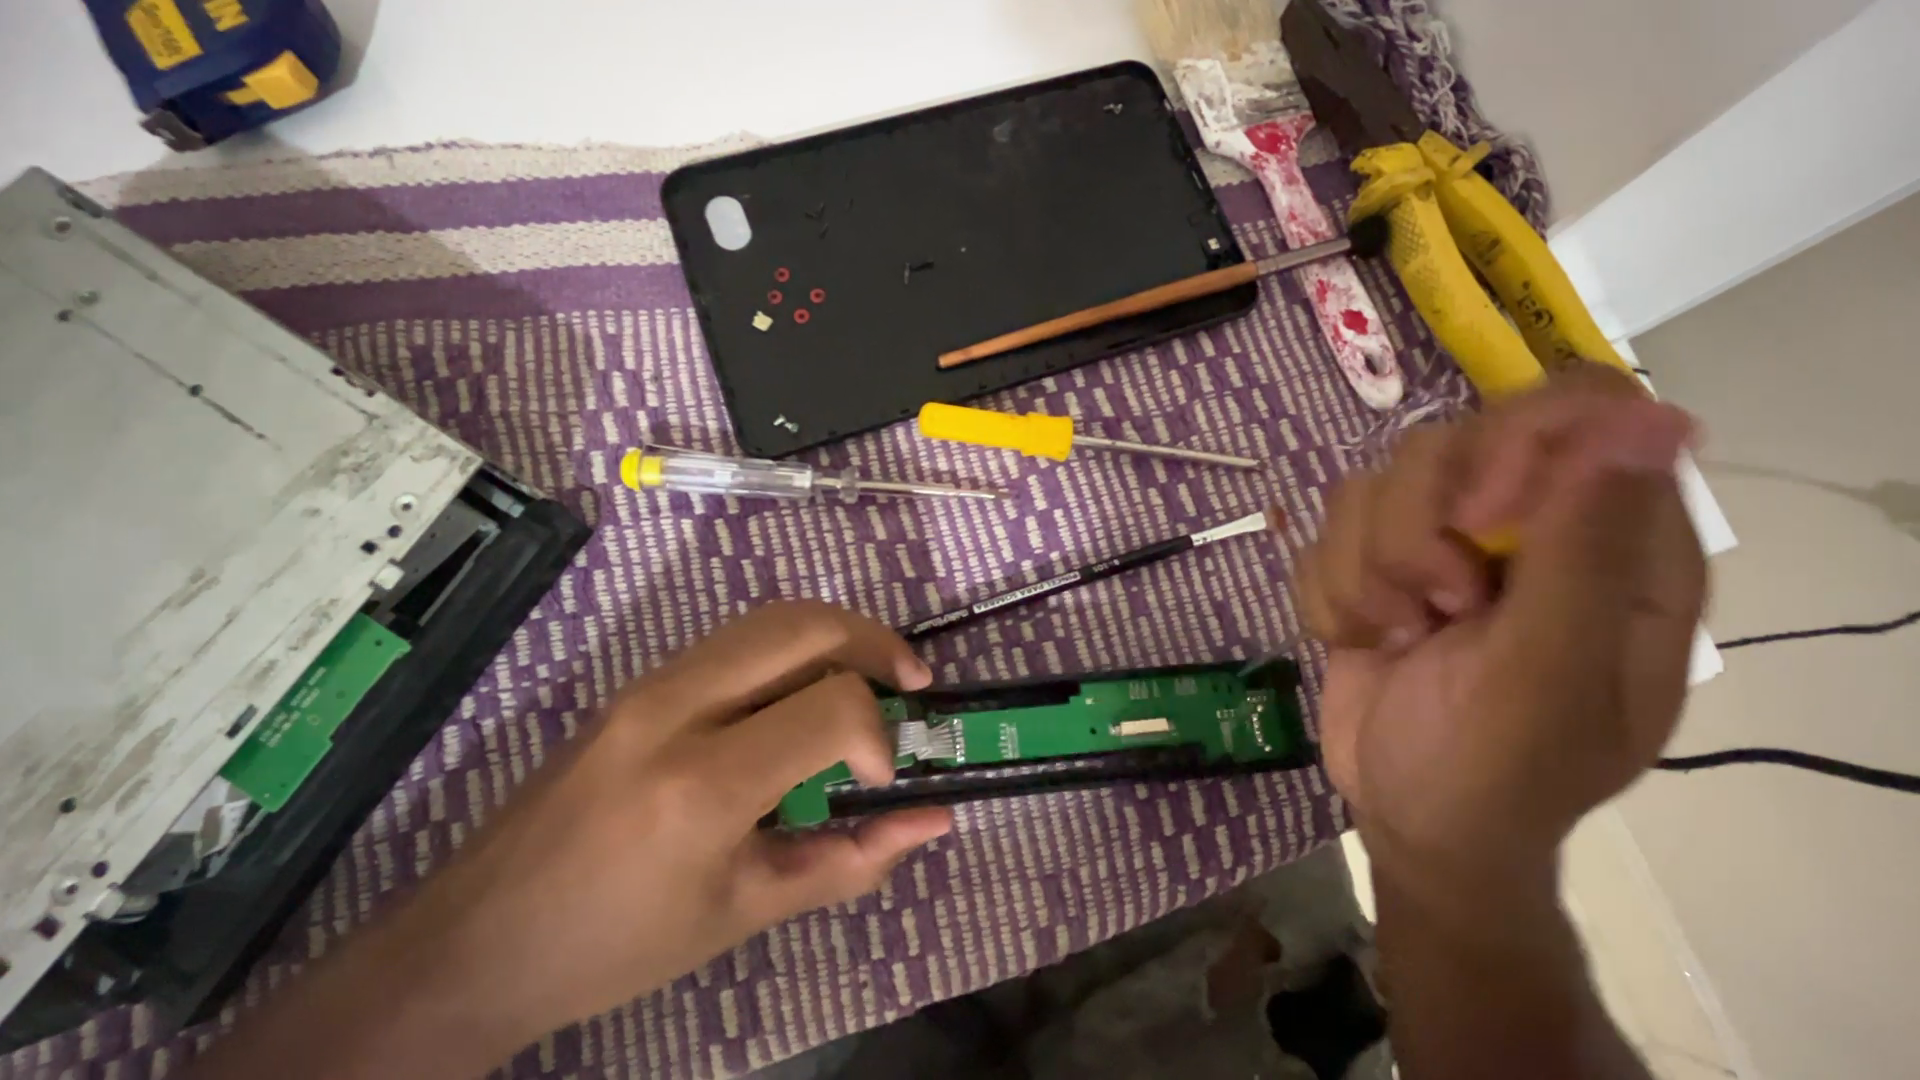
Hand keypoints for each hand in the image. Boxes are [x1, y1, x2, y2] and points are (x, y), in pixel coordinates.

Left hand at [372, 600, 953, 1055]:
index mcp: (703, 782)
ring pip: (766, 618)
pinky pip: (731, 640)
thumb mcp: (747, 912)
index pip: (831, 704)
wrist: (481, 938)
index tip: (880, 779)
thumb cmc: (619, 944)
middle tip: (912, 683)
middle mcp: (675, 707)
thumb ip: (851, 861)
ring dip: (833, 635)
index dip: (879, 734)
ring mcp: (647, 684)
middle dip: (875, 641)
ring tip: (870, 680)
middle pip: (802, 623)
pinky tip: (801, 696)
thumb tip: (932, 819)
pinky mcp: (634, 684)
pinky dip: (788, 649)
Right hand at [1296, 370, 1704, 887]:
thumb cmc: (1502, 770)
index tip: (1478, 517)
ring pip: (1370, 485)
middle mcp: (1527, 523)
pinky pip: (1322, 533)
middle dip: (1416, 531)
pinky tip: (1361, 641)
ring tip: (1397, 636)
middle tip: (1436, 605)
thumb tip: (1645, 418)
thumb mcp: (1553, 673)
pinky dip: (1329, 595)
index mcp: (1613, 541)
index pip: (1580, 411)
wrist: (1412, 822)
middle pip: (1450, 439)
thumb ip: (1587, 550)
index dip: (1517, 442)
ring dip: (1365, 574)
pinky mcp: (1370, 565)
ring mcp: (1440, 542)